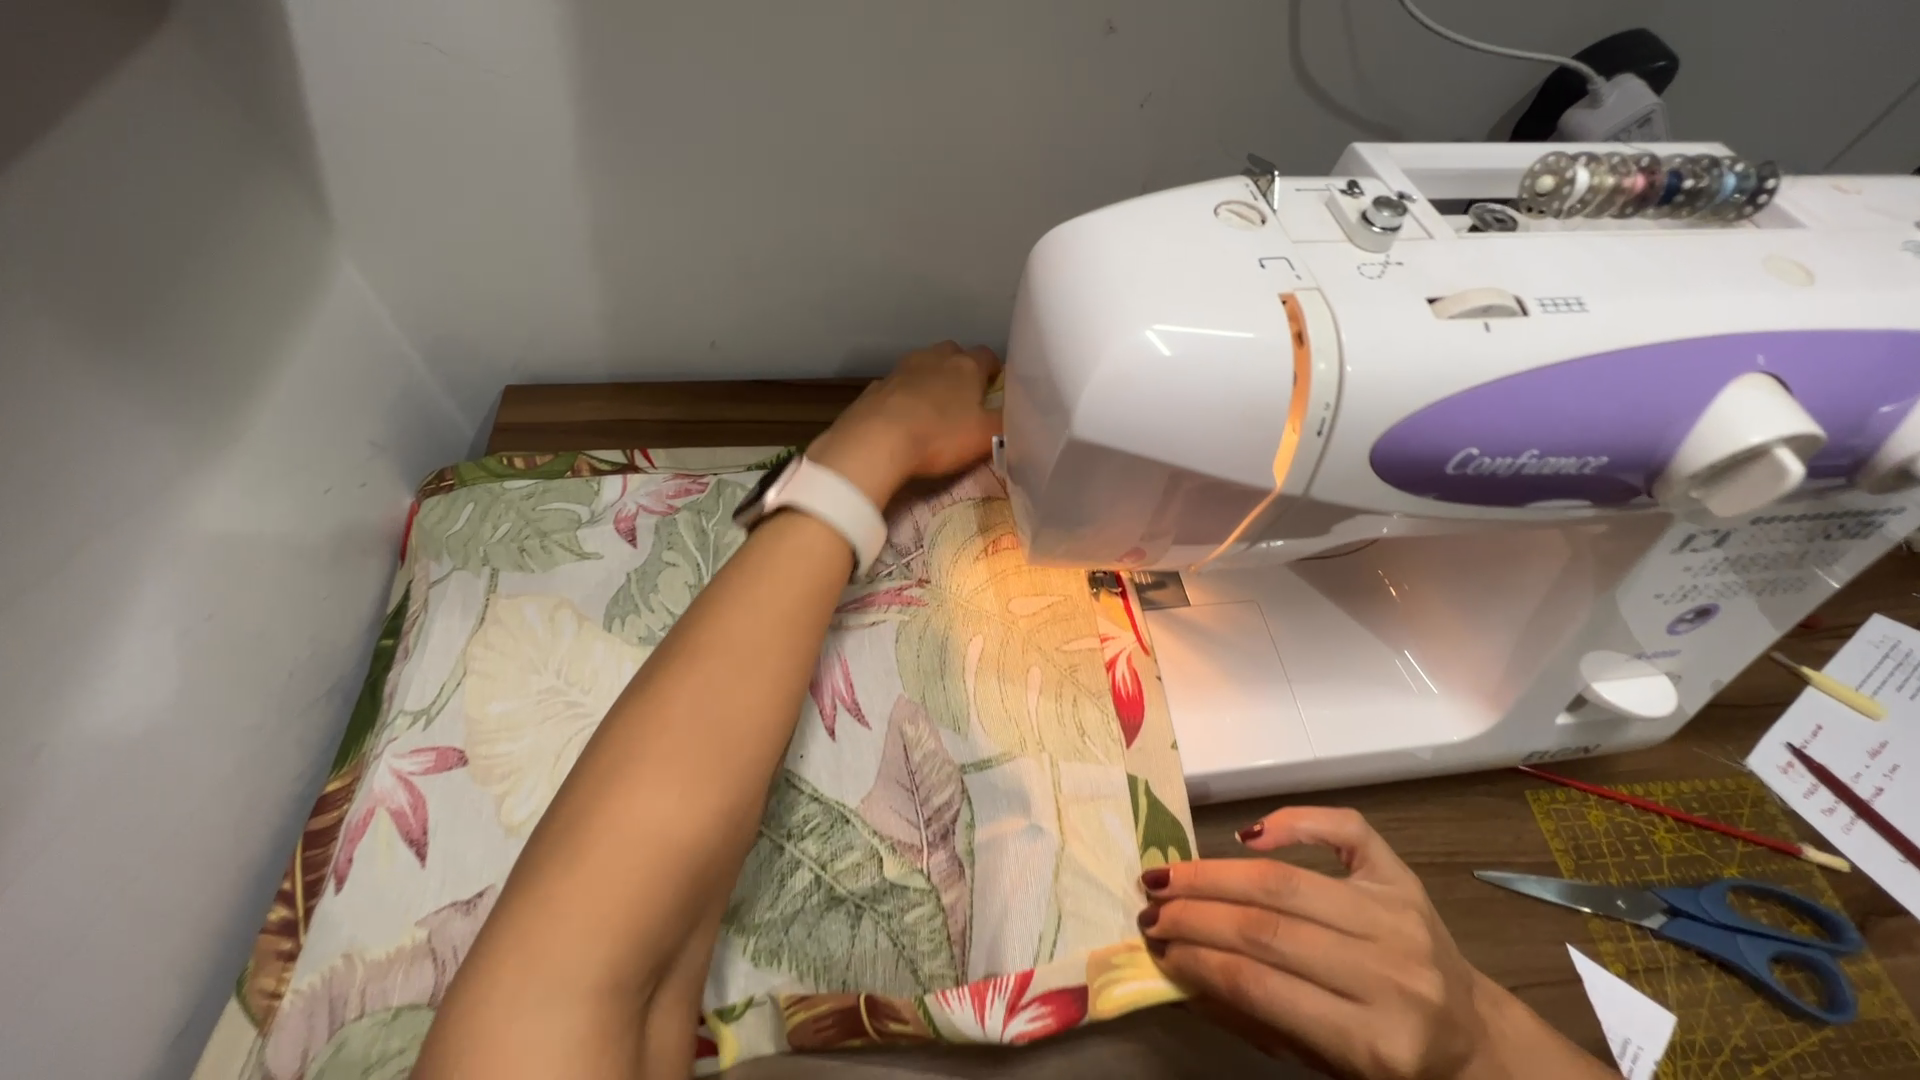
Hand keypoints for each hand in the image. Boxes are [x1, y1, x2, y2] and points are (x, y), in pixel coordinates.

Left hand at [807, 342, 1002, 504]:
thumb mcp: (986, 437)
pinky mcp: (876, 387)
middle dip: (961, 370)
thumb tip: (1021, 417)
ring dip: (930, 380)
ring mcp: (901, 369)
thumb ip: (1006, 425)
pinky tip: (903, 419)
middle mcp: (934, 358)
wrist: (876, 441)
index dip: (995, 371)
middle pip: (953, 353)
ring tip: (933, 408)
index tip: (996, 390)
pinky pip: (897, 386)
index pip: (988, 356)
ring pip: (923, 365)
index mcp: (966, 366)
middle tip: (965, 398)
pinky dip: (903, 397)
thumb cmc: (940, 435)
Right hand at [1139, 808, 1492, 1079]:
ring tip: (1169, 876)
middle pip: (1268, 927)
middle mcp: (1393, 975)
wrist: (1472, 1040)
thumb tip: (1176, 967)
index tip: (1154, 946)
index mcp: (1374, 1041)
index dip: (1197, 961)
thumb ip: (1251, 1015)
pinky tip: (1247, 835)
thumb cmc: (1386, 1061)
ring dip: (1215, 874)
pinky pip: (1345, 830)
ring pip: (1287, 881)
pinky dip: (1292, 820)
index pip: (1261, 985)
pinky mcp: (1405, 879)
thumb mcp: (1321, 1063)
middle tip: (1148, 906)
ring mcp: (1401, 918)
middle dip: (1194, 913)